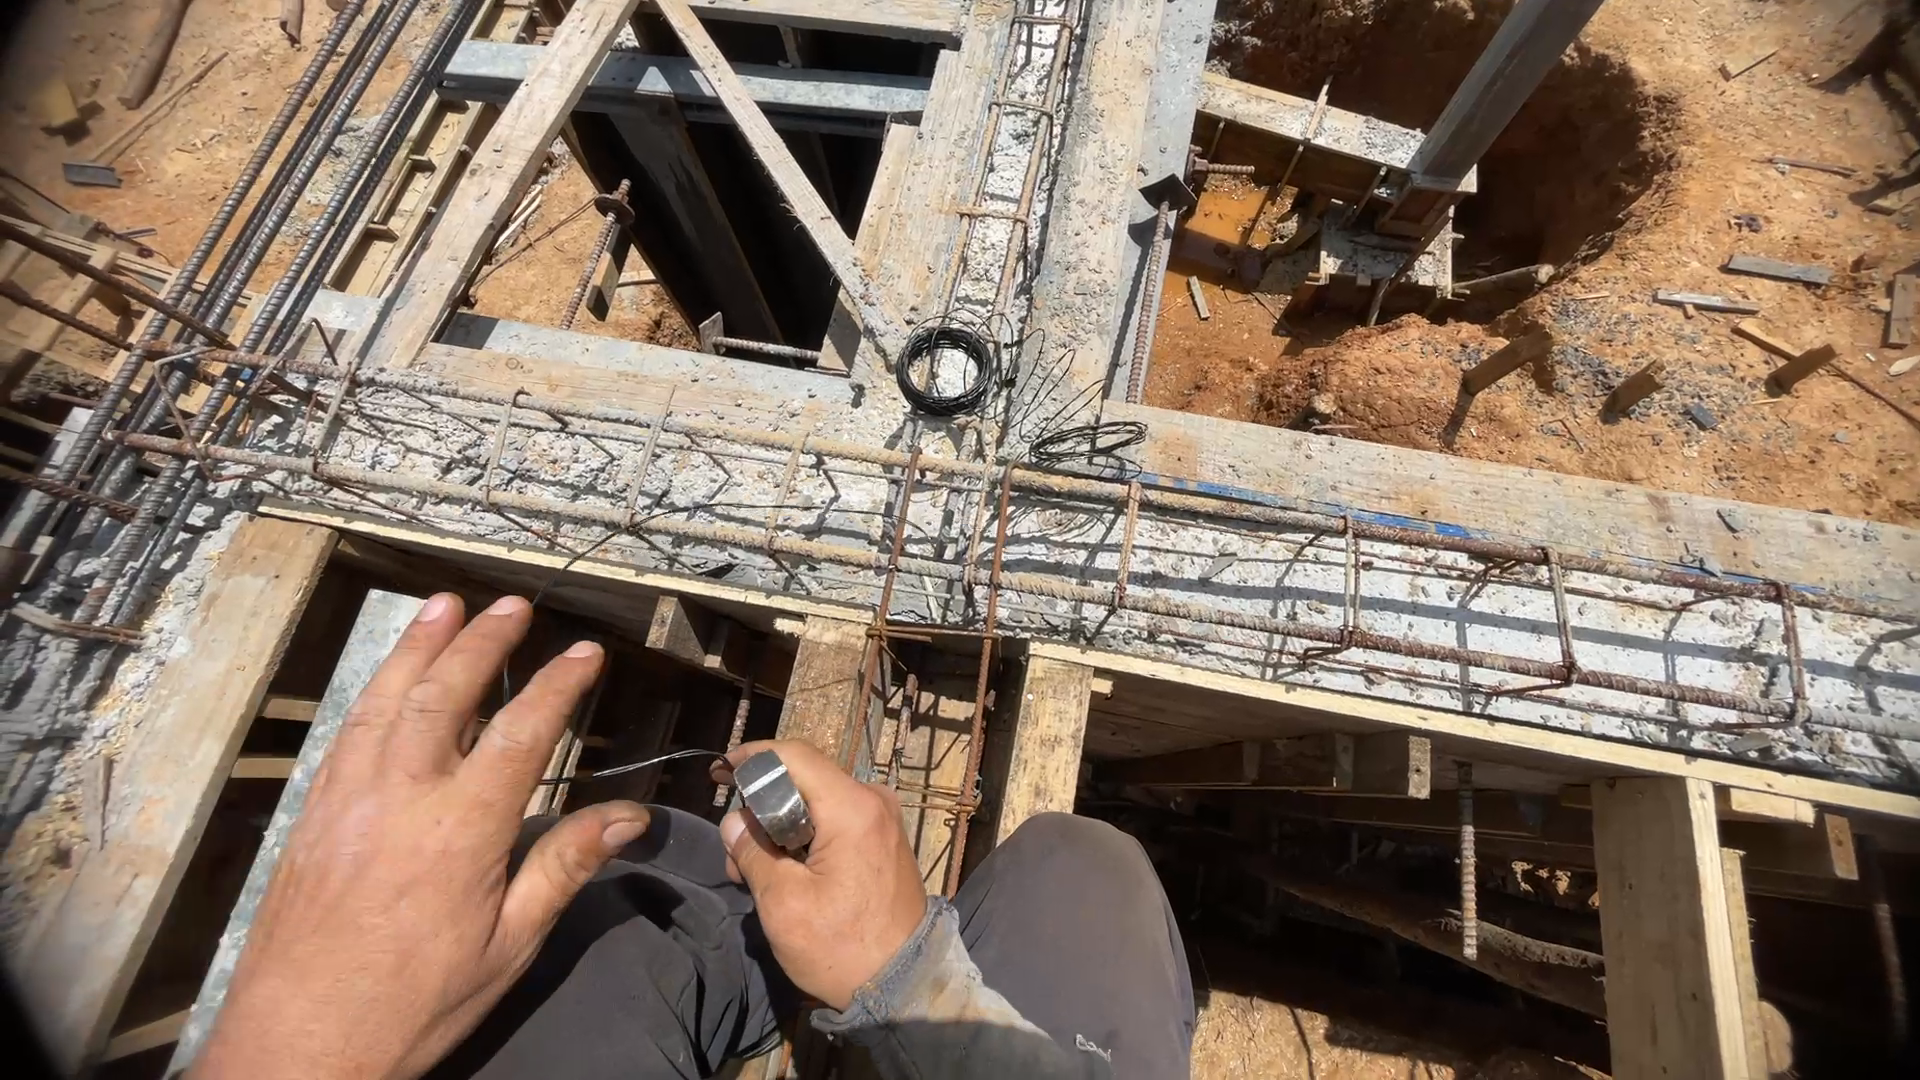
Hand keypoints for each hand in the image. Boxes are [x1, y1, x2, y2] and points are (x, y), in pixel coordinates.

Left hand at [193, 594, 647, 1079]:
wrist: (289, 1060)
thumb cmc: (416, 1002)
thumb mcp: (511, 942)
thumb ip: (566, 866)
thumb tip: (632, 815)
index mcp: (460, 829)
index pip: (522, 733)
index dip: (559, 685)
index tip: (586, 652)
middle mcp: (401, 798)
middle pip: (445, 697)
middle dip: (483, 643)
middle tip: (512, 605)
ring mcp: (347, 802)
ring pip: (386, 703)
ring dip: (419, 648)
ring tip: (443, 605)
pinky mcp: (313, 818)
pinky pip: (348, 735)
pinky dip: (376, 691)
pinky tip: (392, 675)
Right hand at [712, 740, 927, 1010]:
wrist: (905, 984)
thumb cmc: (842, 947)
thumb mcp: (785, 904)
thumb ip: (754, 853)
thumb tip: (734, 821)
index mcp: (852, 806)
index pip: (796, 755)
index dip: (755, 756)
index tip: (721, 770)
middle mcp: (873, 800)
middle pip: (806, 778)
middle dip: (763, 803)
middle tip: (734, 846)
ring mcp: (882, 817)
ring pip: (818, 799)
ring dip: (781, 823)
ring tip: (753, 869)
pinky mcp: (884, 837)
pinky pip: (837, 817)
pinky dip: (806, 832)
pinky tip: (784, 868)